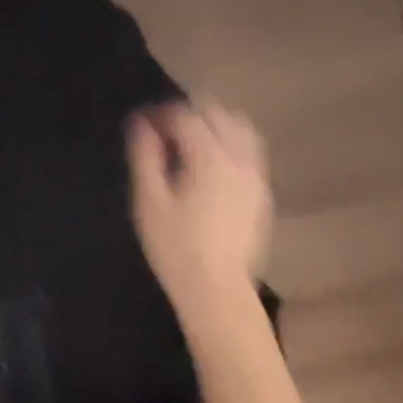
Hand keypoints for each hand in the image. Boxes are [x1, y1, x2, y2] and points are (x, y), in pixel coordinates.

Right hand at [125, 101, 273, 303]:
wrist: (215, 287)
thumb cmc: (175, 249)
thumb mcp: (150, 205)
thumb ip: (146, 160)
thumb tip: (140, 126)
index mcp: (210, 157)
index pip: (187, 116)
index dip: (162, 114)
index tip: (141, 122)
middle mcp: (240, 157)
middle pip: (219, 115)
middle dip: (190, 115)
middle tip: (163, 133)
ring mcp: (256, 175)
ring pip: (240, 130)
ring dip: (214, 127)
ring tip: (188, 146)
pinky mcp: (261, 193)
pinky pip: (248, 153)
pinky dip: (229, 147)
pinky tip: (210, 168)